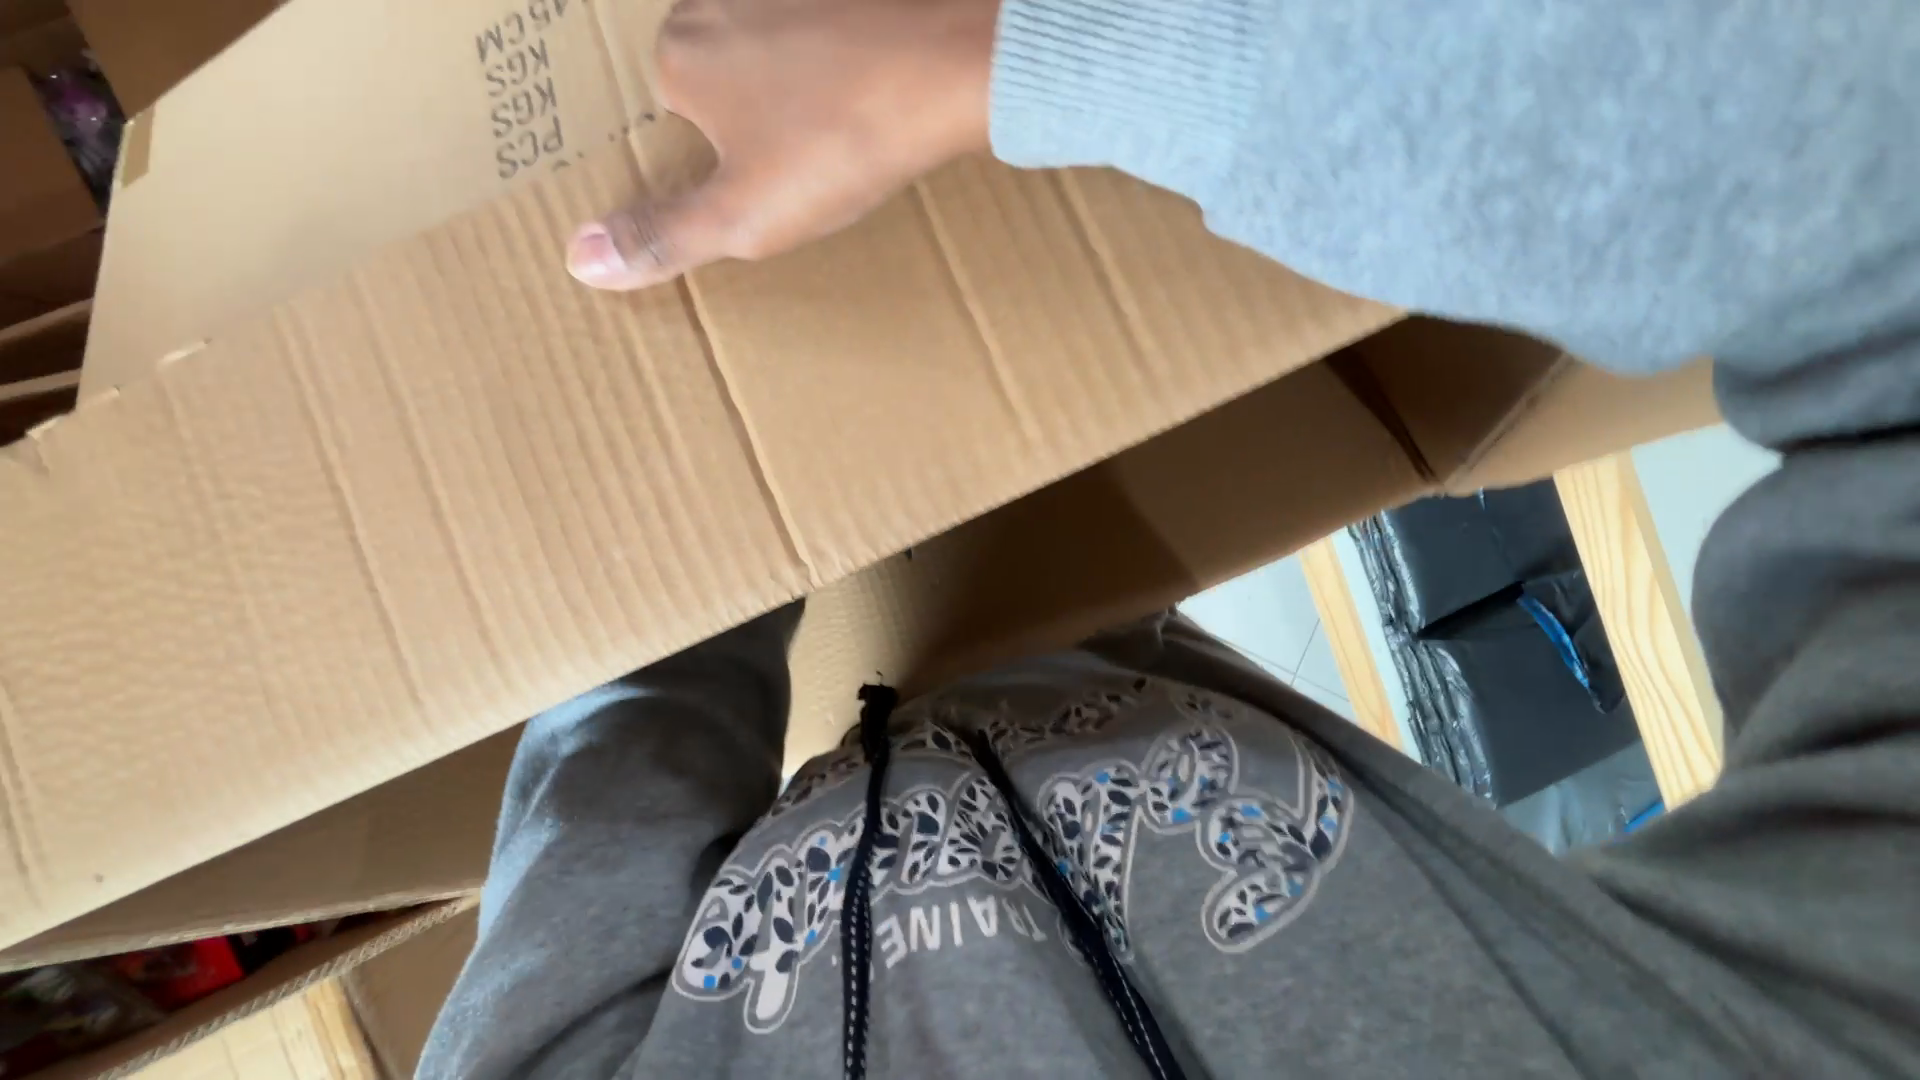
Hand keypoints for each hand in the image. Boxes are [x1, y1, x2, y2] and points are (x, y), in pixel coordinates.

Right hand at [567, 0, 1001, 290]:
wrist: (946, 71)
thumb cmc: (838, 143)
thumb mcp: (745, 216)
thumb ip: (663, 237)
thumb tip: (581, 259)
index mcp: (679, 52)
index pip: (665, 111)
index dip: (705, 156)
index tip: (746, 183)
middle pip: (712, 74)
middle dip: (742, 119)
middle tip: (796, 160)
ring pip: (764, 48)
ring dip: (788, 88)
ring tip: (829, 131)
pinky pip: (814, 31)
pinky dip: (828, 63)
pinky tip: (860, 91)